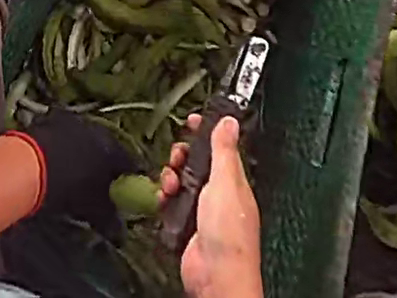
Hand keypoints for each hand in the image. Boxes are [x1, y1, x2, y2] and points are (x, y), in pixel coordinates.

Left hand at [21, 110, 132, 235]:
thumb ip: (109, 220)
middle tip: (103, 179)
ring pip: (86, 137)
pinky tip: (59, 158)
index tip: (129, 188)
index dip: (130, 176)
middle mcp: (96, 128)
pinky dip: (65, 144)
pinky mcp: (52, 118)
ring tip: (79, 168)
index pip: (129, 162)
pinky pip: (64, 132)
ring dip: (84, 151)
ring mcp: (73, 120)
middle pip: (107, 147)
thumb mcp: (92, 209)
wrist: (29, 164)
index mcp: (112, 148)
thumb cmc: (68, 188)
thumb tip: (120, 235)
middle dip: (106, 162)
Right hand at [160, 115, 262, 297]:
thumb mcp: (226, 181)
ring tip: (170, 185)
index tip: (190, 120)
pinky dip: (164, 198)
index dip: (204, 131)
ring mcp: (201, 209)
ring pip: (181, 180)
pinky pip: (171, 202)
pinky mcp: (185, 224)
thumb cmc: (228, 231)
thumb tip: (230, 120)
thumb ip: (224, 150)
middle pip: (195, 162)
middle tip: (177, 158)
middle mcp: (218, 192)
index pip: (218, 146)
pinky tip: (163, 200)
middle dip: (182, 155)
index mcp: (233, 180)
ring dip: (171, 176)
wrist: (216, 277)